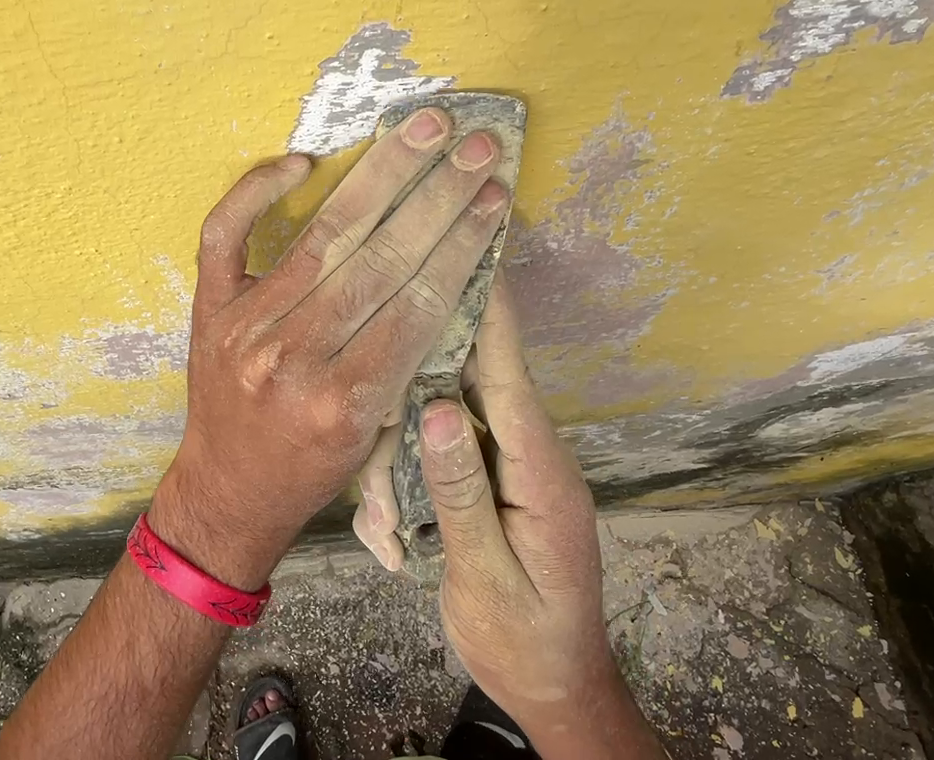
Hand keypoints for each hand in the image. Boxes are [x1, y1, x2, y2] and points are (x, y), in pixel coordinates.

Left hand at [149, 107, 509, 590]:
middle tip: (475, 145)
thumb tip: (456, 273)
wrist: (228, 488)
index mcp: (347, 400)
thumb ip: (412, 361)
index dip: (463, 242)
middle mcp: (294, 357)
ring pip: (323, 236)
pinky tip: (304, 160)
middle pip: (380, 259)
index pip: (419, 302)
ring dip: (380, 176)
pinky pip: (226, 232)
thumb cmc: (311, 466)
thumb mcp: (378, 434)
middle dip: (437, 194)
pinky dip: (258, 190)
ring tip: (423, 129)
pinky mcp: (210, 306)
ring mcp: (246, 326)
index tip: (495, 195)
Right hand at [353, 283, 661, 756]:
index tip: (466, 243)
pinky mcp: (486, 479)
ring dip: (404, 463)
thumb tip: (436, 408)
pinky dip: (409, 482)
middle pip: (469, 383)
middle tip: (376, 368)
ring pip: (444, 420)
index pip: (506, 370)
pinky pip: (441, 454)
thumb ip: (463, 492)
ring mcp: (505, 465)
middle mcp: (525, 452)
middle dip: (417, 381)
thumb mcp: (491, 578)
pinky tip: (392, 533)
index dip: (486, 307)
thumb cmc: (529, 641)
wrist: (557, 690)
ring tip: (390, 532)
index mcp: (539, 468)